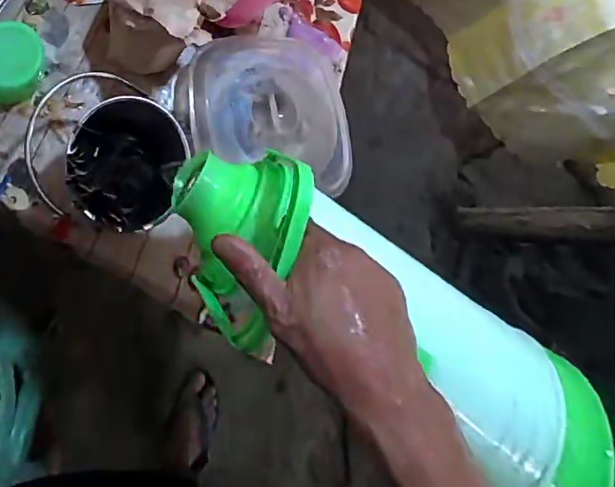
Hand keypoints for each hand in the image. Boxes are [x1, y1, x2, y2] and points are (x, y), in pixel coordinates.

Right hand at [211, 227, 426, 428]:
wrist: (383, 388)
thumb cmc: (325, 349)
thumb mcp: (279, 313)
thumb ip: (251, 271)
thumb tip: (221, 238)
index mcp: (321, 248)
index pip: (296, 227)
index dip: (283, 242)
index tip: (275, 263)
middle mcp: (351, 248)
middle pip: (320, 244)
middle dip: (307, 262)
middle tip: (296, 294)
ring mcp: (376, 267)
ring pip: (342, 262)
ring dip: (330, 275)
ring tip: (325, 311)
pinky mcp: (393, 287)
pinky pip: (364, 278)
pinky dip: (354, 290)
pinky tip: (350, 318)